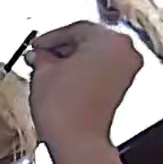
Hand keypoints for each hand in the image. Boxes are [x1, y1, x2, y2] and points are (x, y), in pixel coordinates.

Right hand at [26, 22, 141, 151]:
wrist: (75, 135)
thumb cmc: (64, 105)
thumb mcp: (43, 72)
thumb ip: (42, 56)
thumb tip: (40, 54)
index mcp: (109, 41)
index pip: (76, 28)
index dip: (50, 36)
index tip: (36, 44)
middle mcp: (124, 51)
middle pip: (90, 39)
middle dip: (62, 46)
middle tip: (39, 54)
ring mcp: (126, 69)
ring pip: (96, 54)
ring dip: (71, 58)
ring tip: (47, 67)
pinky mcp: (121, 84)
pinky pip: (101, 68)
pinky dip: (82, 69)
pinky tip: (61, 78)